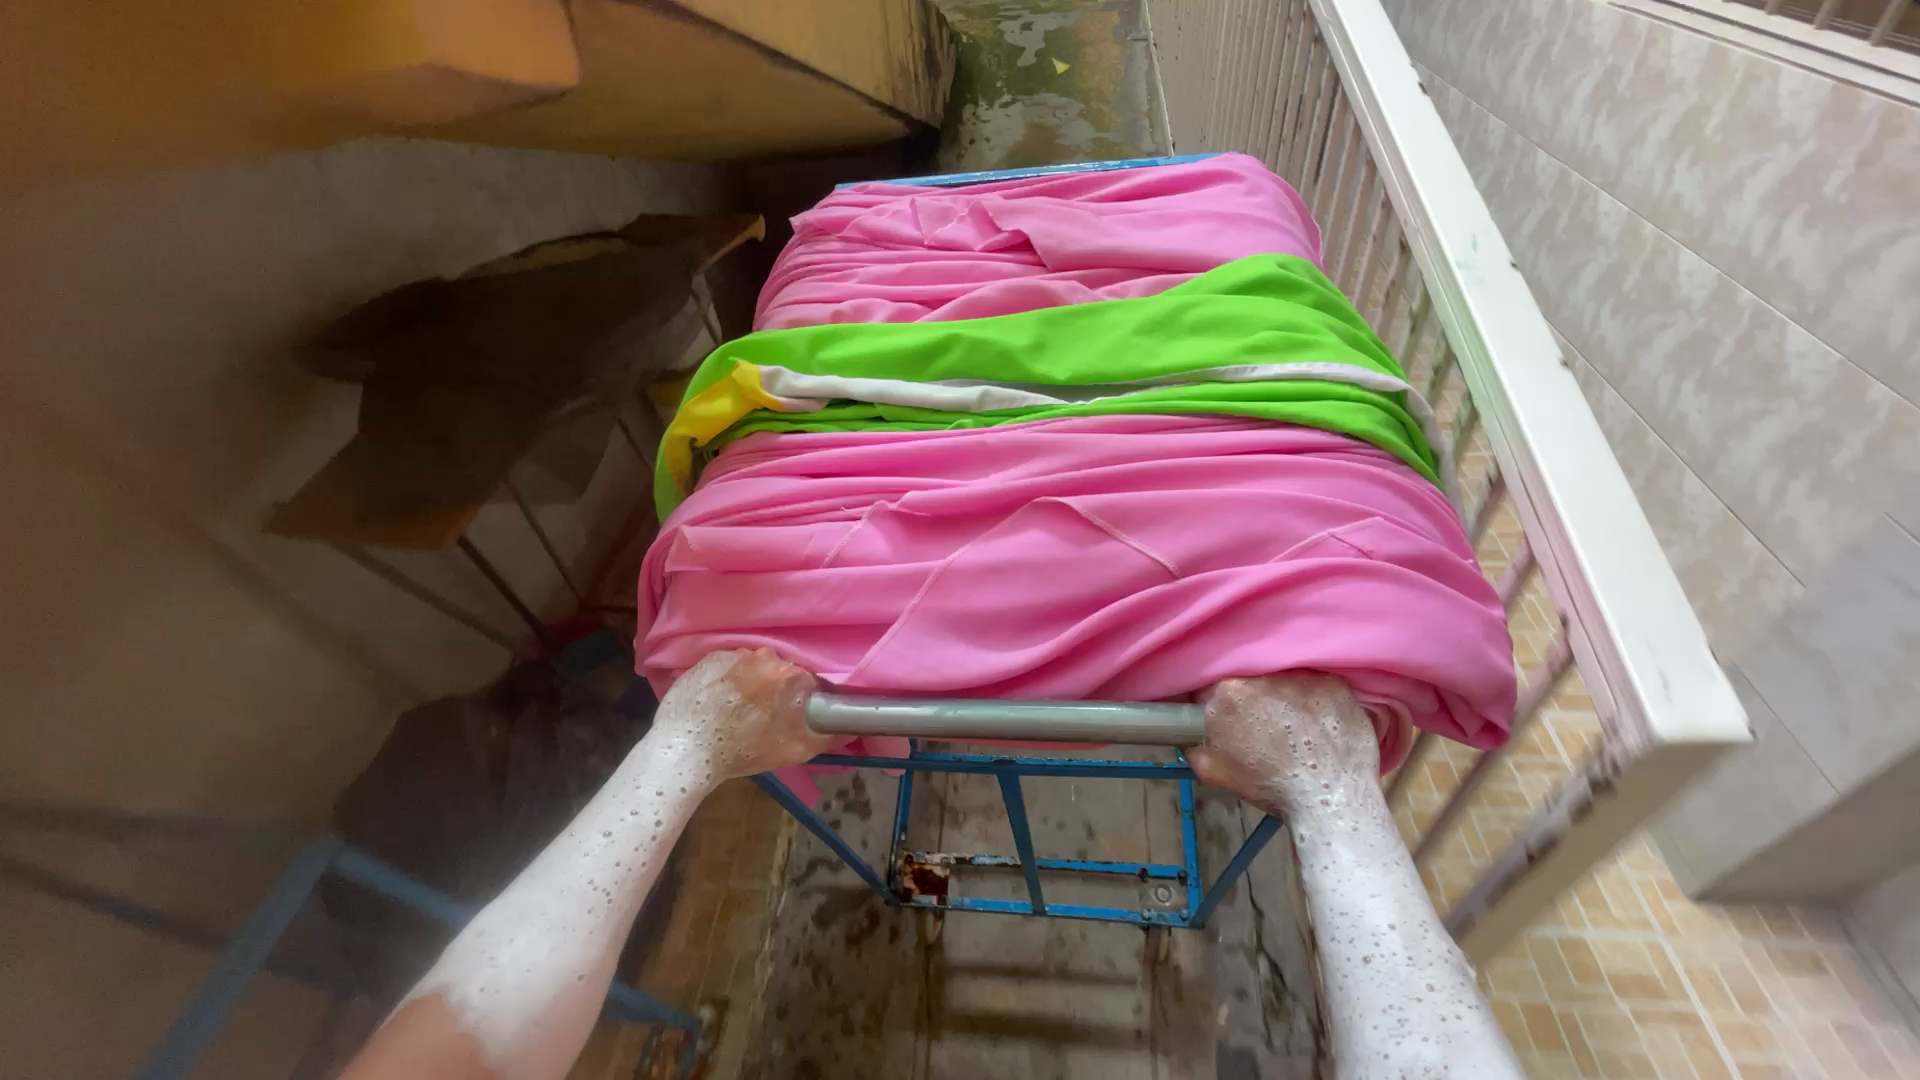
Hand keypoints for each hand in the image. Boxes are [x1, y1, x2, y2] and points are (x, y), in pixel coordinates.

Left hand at [650, 649, 829, 783]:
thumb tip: (849, 730)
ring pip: (754, 667)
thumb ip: (827, 736)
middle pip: (781, 672)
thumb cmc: (742, 752)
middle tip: (764, 716)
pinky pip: (729, 666)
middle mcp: (765, 657)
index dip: (805, 699)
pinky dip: (728, 680)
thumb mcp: (793, 751)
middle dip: (777, 690)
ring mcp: (735, 654)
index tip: (795, 715)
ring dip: (752, 683)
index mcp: (790, 675)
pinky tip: (718, 702)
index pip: (809, 682)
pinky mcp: (709, 658)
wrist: (685, 750)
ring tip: (737, 710)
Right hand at [1186, 673, 1377, 816]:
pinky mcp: (1333, 683)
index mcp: (1227, 693)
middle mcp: (1262, 675)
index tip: (1227, 717)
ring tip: (1293, 723)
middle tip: (1262, 723)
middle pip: (1249, 679)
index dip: (1217, 702)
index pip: (1212, 686)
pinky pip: (1316, 684)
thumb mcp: (1213, 773)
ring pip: (1283, 679)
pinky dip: (1314, 700)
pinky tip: (1319, 721)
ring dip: (1283, 695)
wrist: (1331, 801)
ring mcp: (1301, 676)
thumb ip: (1192, 746)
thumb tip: (1188, 735)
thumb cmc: (1270, 787)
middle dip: (1251, 697)